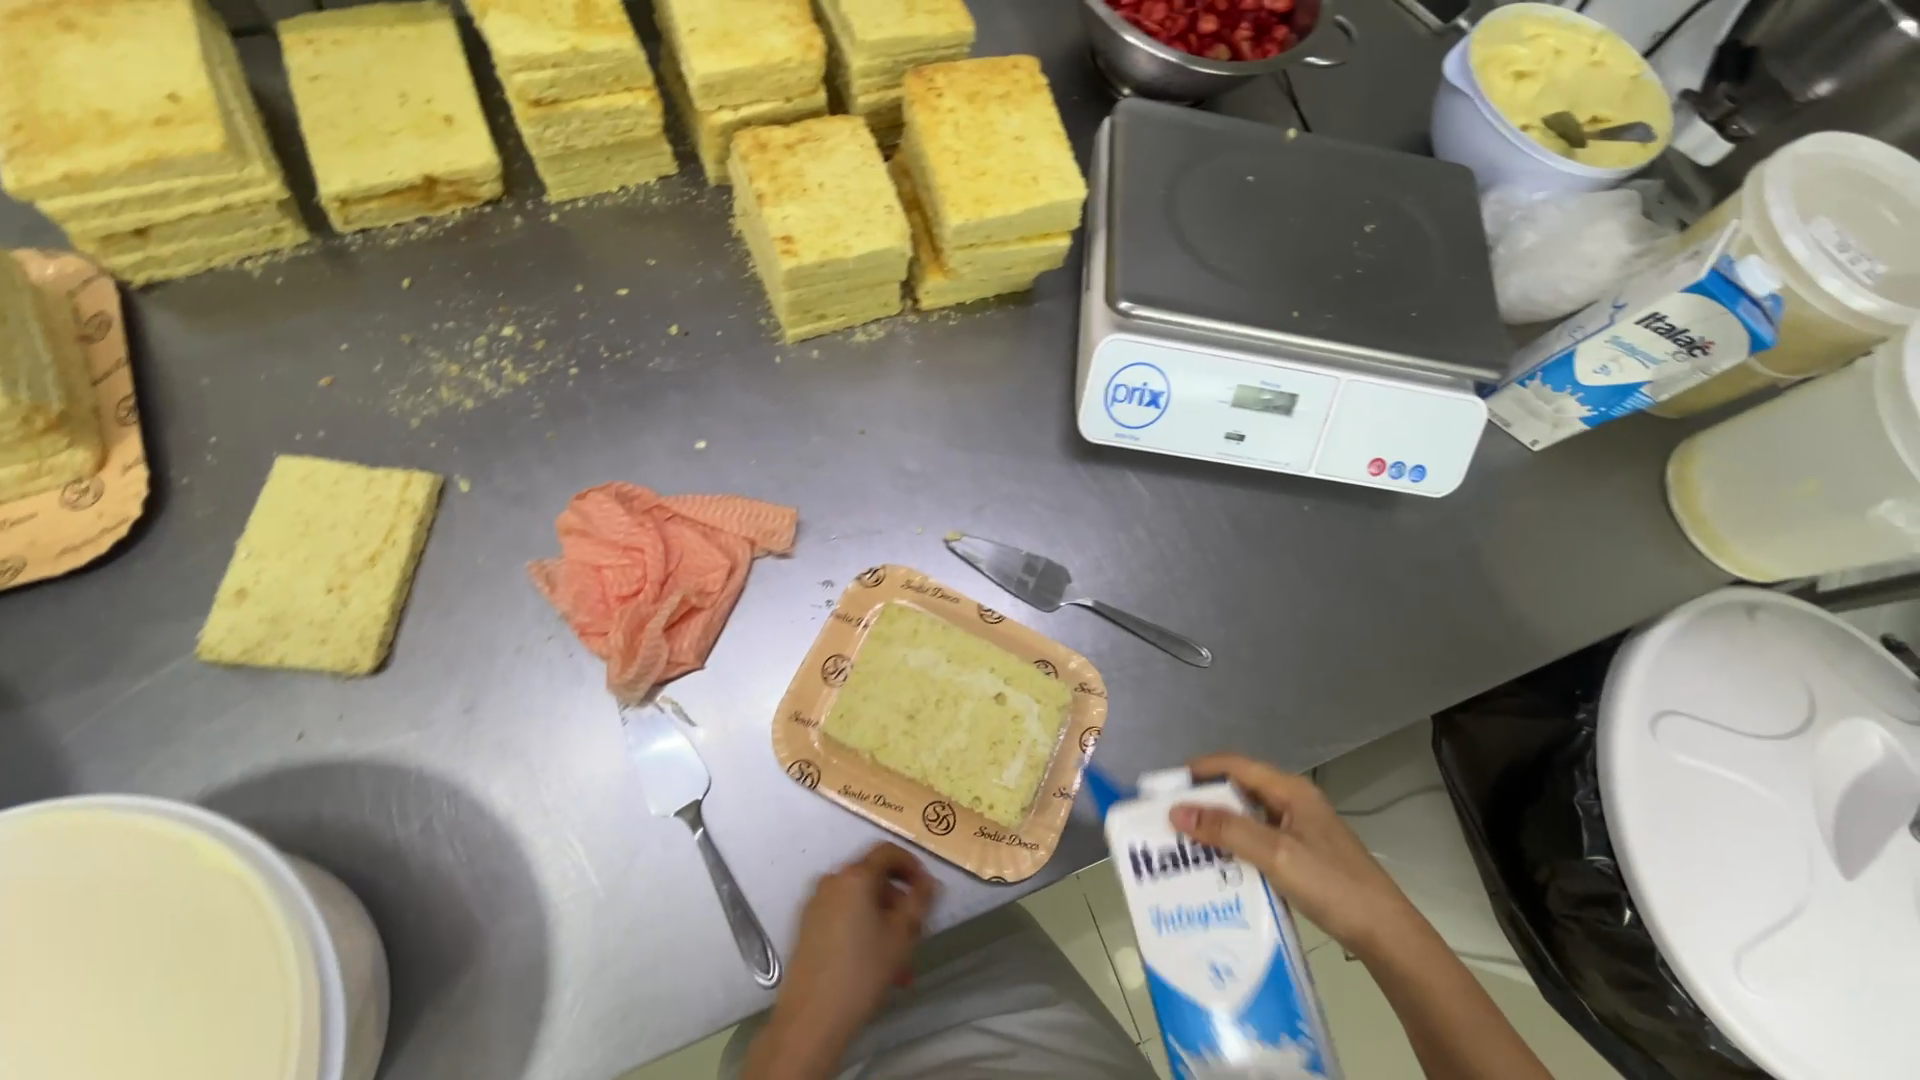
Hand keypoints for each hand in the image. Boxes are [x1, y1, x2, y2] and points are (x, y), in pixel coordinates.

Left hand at [767, 843, 937, 1052]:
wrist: (811, 1017)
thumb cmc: (862, 971)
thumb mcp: (902, 935)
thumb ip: (919, 901)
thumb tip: (927, 882)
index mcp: (855, 877)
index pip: (888, 852)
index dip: (912, 864)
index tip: (927, 889)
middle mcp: (832, 882)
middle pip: (874, 879)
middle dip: (899, 903)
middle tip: (916, 932)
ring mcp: (815, 905)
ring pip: (860, 903)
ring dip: (884, 924)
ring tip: (900, 963)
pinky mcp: (807, 928)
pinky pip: (843, 918)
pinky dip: (864, 932)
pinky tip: (877, 967)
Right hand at [1170, 754, 1418, 958]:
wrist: (1385, 933)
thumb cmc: (1332, 885)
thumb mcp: (1275, 854)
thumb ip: (1226, 830)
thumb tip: (1175, 810)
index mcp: (1290, 791)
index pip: (1234, 764)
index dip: (1197, 771)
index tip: (1163, 788)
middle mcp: (1292, 802)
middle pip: (1238, 790)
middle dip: (1202, 802)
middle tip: (1167, 822)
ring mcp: (1298, 829)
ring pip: (1246, 818)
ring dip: (1216, 829)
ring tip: (1183, 846)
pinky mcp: (1300, 855)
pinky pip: (1256, 842)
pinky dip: (1233, 849)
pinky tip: (1216, 869)